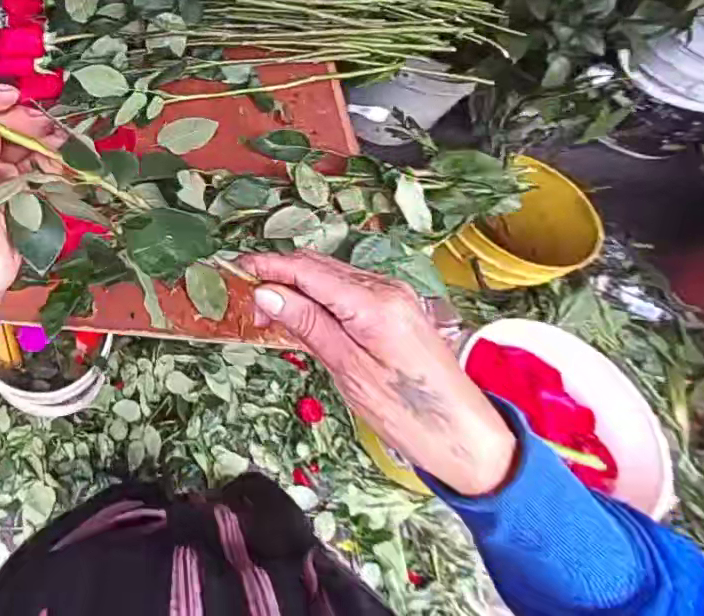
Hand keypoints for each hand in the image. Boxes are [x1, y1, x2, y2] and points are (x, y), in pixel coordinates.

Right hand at [240, 252, 517, 496]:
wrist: (468, 437)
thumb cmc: (409, 414)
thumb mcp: (350, 371)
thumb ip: (309, 325)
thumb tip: (267, 293)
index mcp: (373, 302)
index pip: (308, 270)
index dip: (269, 266)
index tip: (235, 269)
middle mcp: (383, 286)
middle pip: (318, 266)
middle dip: (279, 275)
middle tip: (245, 298)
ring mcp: (391, 293)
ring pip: (331, 275)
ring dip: (297, 285)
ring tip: (266, 309)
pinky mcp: (394, 306)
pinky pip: (347, 289)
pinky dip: (319, 295)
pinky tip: (302, 312)